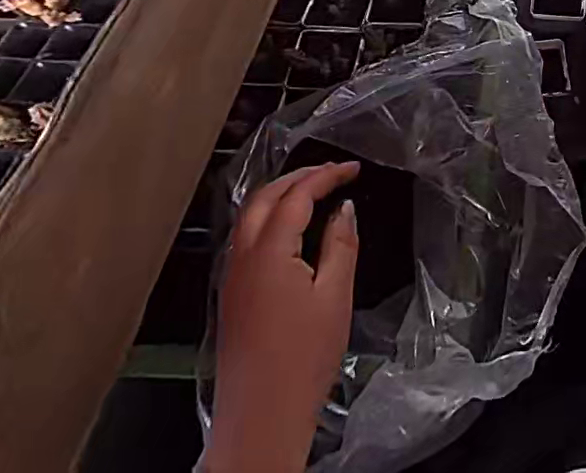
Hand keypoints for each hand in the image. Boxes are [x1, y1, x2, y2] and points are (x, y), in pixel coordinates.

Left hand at [206, 163, 359, 472]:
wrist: (261, 416)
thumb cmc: (303, 357)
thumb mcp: (336, 295)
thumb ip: (340, 244)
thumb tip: (344, 210)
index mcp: (268, 254)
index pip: (296, 197)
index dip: (326, 176)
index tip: (353, 168)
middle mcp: (241, 259)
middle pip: (263, 198)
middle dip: (298, 176)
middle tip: (332, 170)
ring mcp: (231, 278)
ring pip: (250, 217)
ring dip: (281, 194)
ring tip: (315, 189)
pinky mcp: (232, 295)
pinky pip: (246, 238)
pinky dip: (271, 217)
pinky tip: (293, 226)